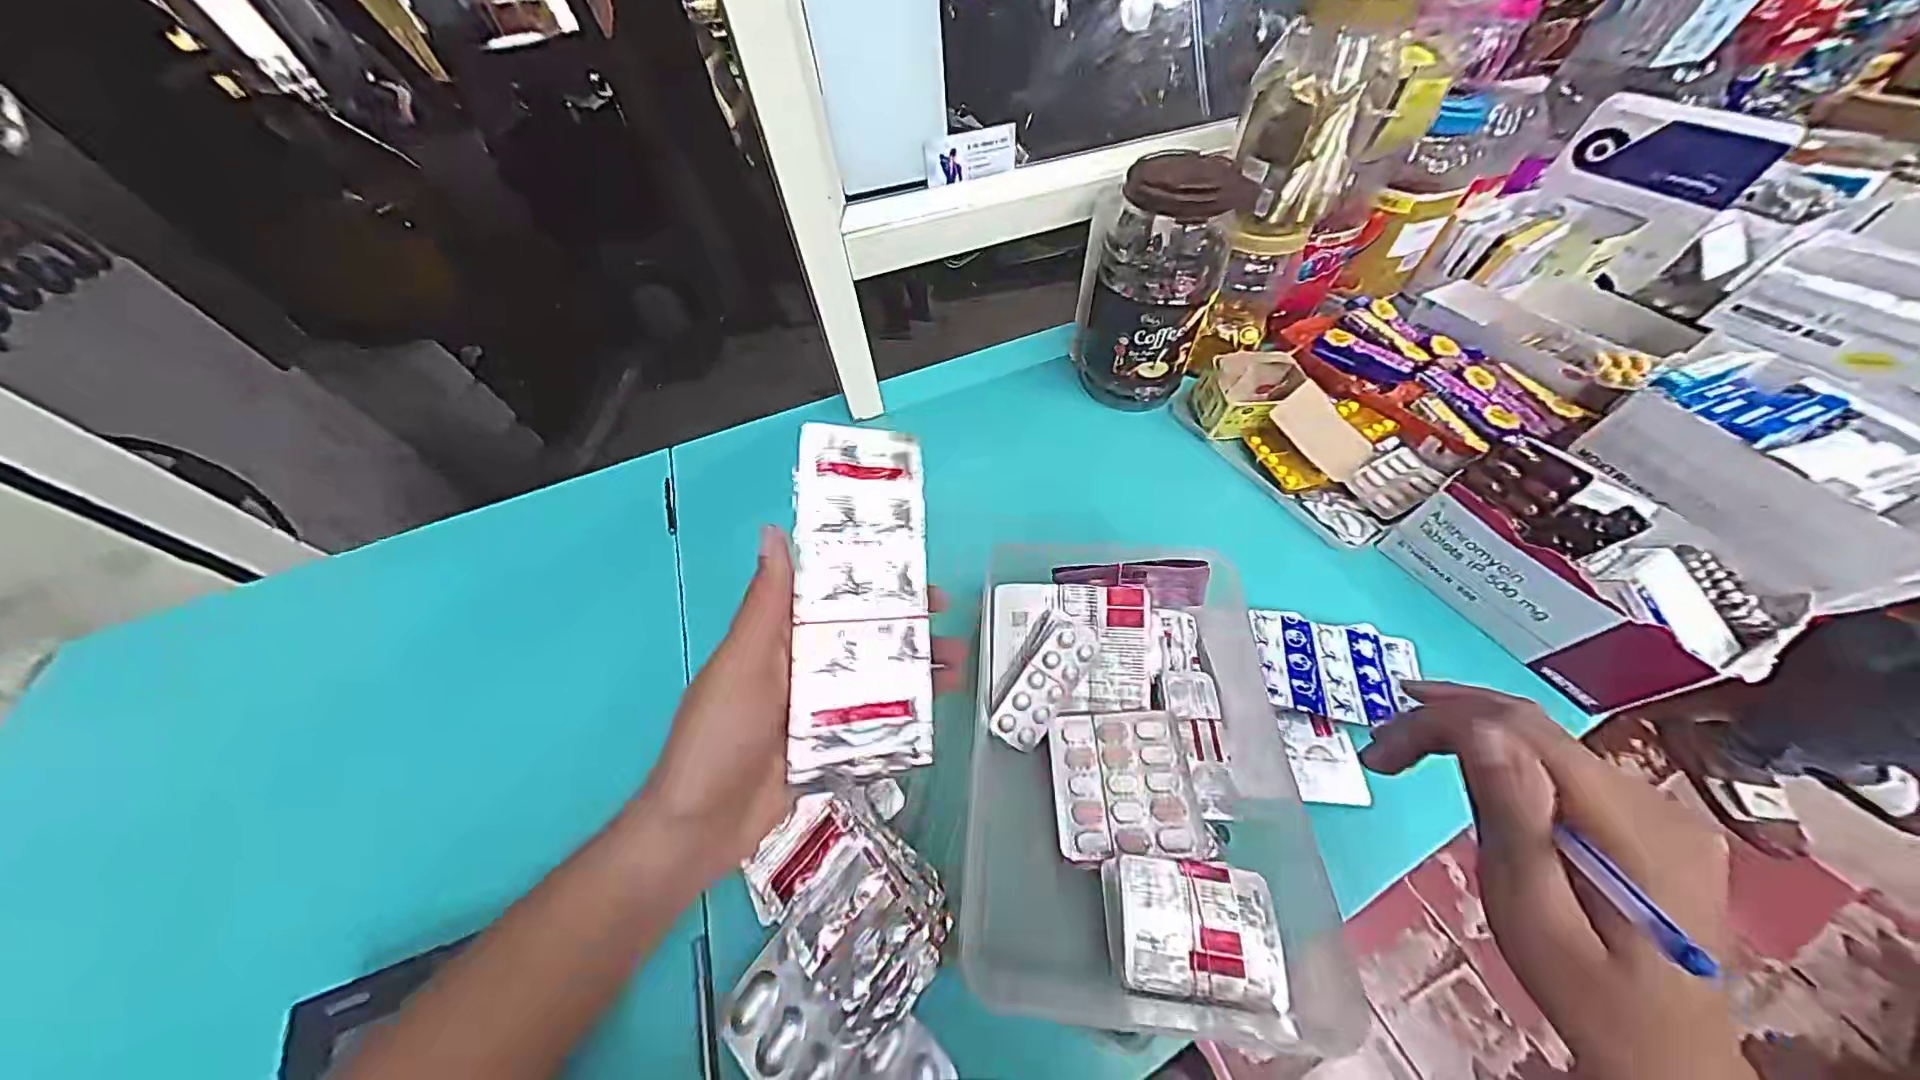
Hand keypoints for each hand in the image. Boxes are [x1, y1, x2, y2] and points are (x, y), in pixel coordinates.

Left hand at [629, 526, 965, 885]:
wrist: (702, 827)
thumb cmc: (718, 736)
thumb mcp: (742, 662)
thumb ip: (766, 604)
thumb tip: (772, 535)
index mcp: (778, 640)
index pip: (832, 600)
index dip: (873, 584)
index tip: (913, 575)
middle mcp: (801, 670)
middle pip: (863, 640)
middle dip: (907, 629)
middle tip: (946, 622)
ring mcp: (817, 711)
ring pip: (875, 681)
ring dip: (915, 672)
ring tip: (954, 667)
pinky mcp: (830, 747)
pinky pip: (873, 725)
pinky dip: (905, 716)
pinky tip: (933, 711)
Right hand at [1361, 681, 1752, 1079]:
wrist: (1662, 1052)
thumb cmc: (1585, 992)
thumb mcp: (1533, 910)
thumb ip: (1512, 817)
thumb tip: (1481, 733)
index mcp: (1633, 825)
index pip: (1520, 729)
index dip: (1441, 720)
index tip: (1382, 750)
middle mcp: (1655, 802)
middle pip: (1529, 725)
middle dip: (1443, 719)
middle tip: (1381, 744)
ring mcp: (1653, 808)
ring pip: (1536, 736)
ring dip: (1463, 731)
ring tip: (1404, 750)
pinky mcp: (1637, 817)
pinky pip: (1550, 760)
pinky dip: (1493, 752)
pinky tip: (1458, 761)